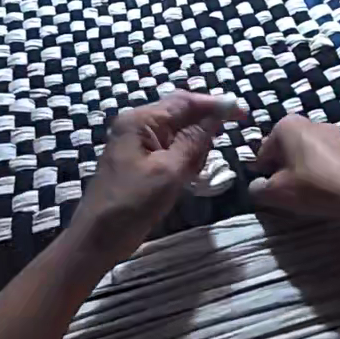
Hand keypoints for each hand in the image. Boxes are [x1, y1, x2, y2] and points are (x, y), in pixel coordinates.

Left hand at [70, 91, 239, 262]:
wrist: (98, 237)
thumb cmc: (132, 203)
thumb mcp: (169, 171)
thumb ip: (194, 141)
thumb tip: (215, 116)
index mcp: (140, 120)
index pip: (184, 101)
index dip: (214, 105)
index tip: (241, 113)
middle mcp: (137, 125)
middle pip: (180, 114)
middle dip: (203, 128)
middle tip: (220, 147)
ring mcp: (137, 143)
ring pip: (177, 134)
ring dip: (194, 148)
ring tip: (196, 171)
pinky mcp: (140, 162)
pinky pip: (169, 151)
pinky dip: (183, 160)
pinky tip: (188, 176)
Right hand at [249, 115, 339, 221]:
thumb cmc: (315, 187)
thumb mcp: (277, 193)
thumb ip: (258, 189)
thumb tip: (256, 187)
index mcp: (287, 126)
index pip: (265, 153)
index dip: (265, 174)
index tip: (274, 190)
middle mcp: (310, 121)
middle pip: (288, 149)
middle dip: (287, 168)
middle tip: (293, 191)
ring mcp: (335, 131)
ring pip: (310, 152)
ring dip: (307, 168)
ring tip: (314, 191)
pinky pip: (331, 157)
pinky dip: (328, 169)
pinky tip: (333, 188)